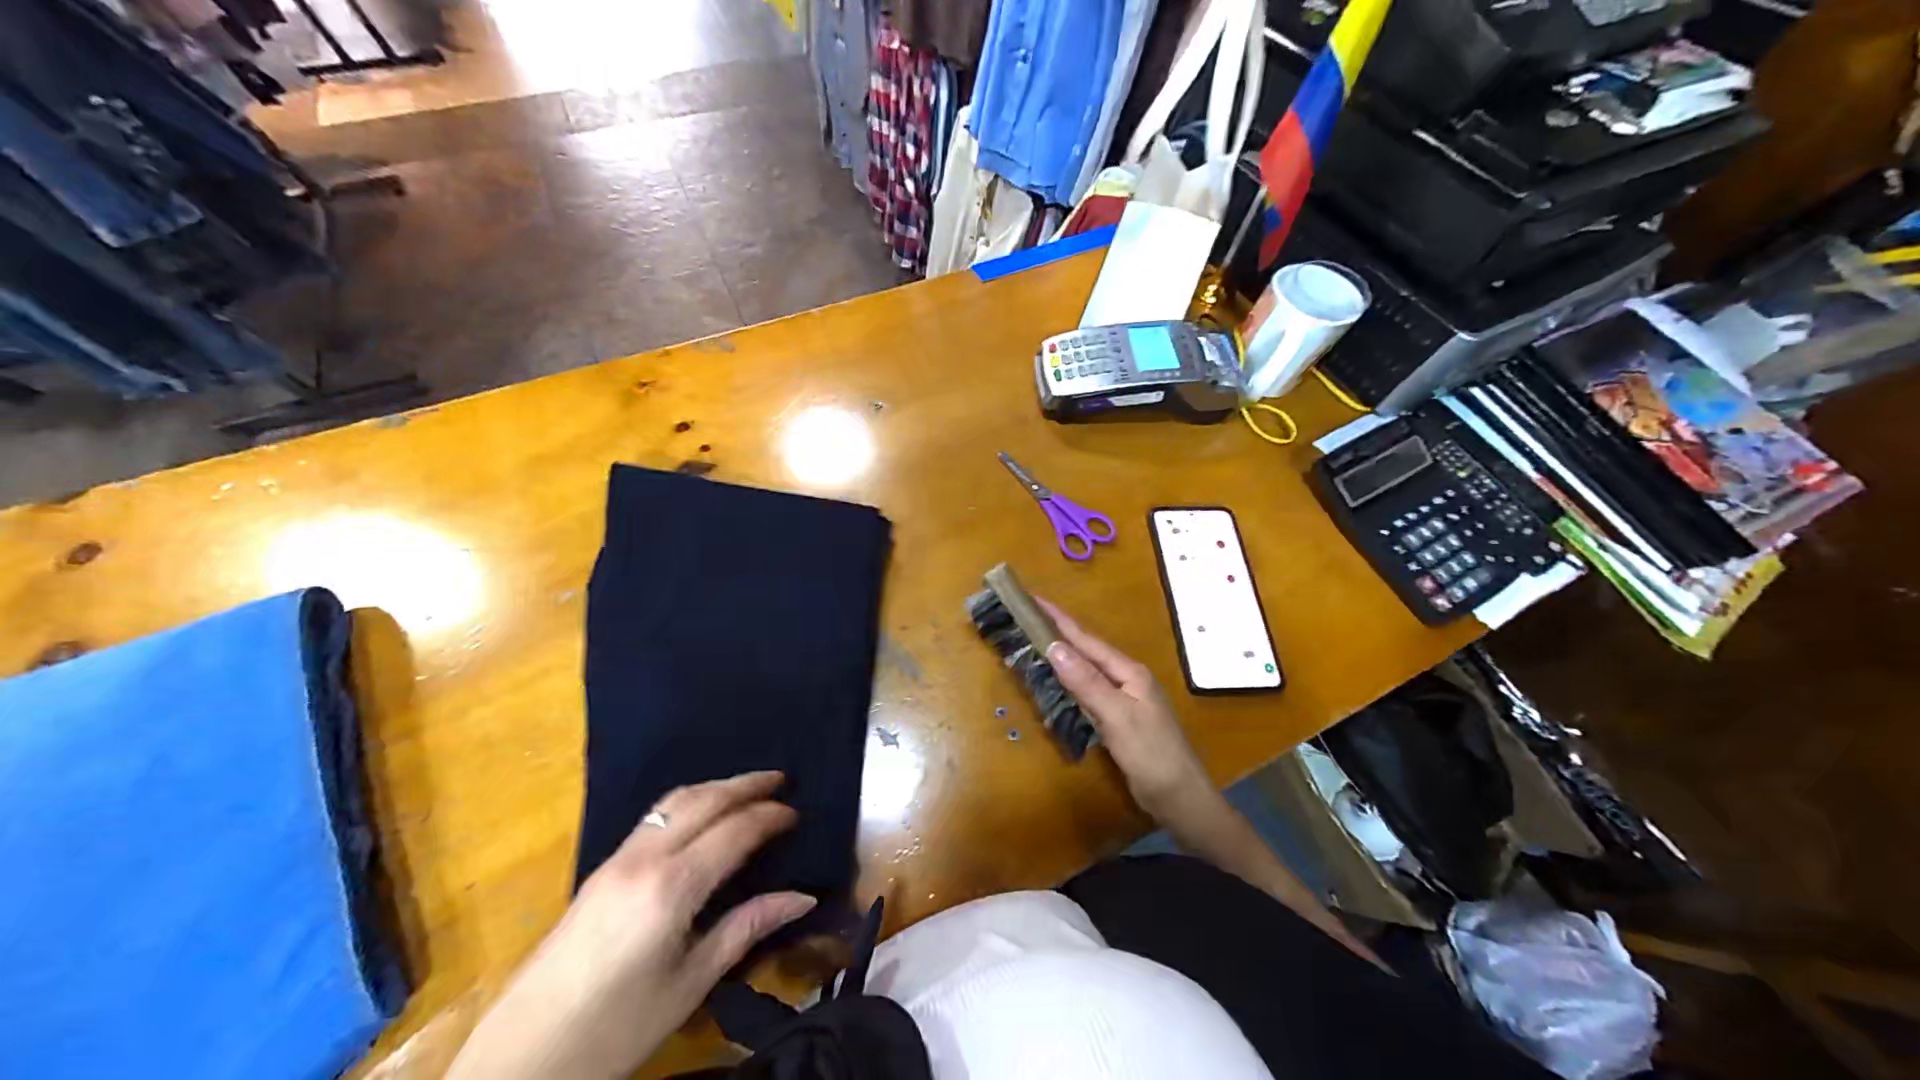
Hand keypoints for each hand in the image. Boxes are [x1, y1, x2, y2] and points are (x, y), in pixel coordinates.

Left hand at [447, 771, 815, 1079]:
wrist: (523, 1055)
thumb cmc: (616, 1029)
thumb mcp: (690, 983)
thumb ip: (746, 928)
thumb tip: (801, 898)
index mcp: (672, 887)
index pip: (734, 830)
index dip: (771, 817)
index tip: (798, 814)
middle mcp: (645, 858)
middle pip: (704, 800)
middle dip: (747, 784)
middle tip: (782, 779)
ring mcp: (618, 859)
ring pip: (675, 800)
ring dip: (716, 787)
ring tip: (749, 788)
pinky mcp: (602, 869)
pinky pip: (656, 816)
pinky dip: (689, 802)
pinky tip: (702, 814)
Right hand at [1038, 599, 1221, 827]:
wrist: (1181, 799)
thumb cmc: (1151, 756)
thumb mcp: (1117, 717)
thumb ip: (1086, 682)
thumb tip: (1054, 647)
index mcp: (1129, 672)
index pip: (1087, 640)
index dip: (1059, 620)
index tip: (1033, 600)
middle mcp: (1127, 680)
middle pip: (1086, 651)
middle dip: (1057, 633)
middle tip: (1025, 619)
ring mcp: (1124, 700)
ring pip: (1085, 671)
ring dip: (1061, 656)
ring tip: (1032, 642)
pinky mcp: (1119, 720)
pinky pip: (1087, 692)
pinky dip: (1068, 683)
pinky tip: (1055, 684)